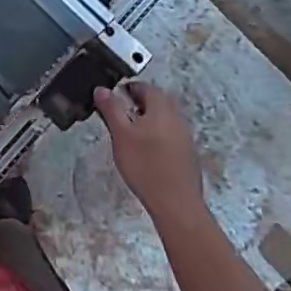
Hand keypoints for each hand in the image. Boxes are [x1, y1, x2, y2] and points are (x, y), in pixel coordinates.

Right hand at [94, 82, 206, 221]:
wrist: (176, 203)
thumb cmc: (144, 165)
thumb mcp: (120, 135)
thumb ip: (110, 109)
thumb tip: (101, 89)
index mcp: (162, 110)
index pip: (147, 88)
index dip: (130, 87)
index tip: (115, 94)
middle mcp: (177, 120)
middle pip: (160, 101)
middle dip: (141, 101)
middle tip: (122, 110)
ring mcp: (185, 138)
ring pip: (166, 118)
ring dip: (150, 117)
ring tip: (131, 130)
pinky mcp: (188, 155)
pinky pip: (171, 134)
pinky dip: (158, 133)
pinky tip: (147, 149)